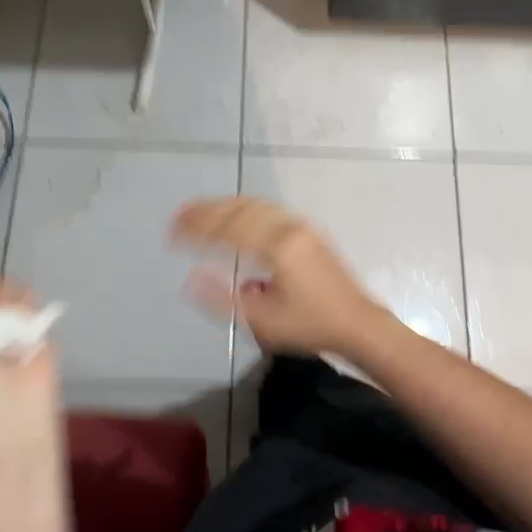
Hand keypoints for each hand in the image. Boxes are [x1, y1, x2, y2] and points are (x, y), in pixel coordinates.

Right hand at [173, 196, 391, 356]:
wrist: (358, 324)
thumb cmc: (309, 326)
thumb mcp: (262, 320)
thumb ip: (224, 299)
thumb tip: (189, 279)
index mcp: (277, 247)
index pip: (228, 229)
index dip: (197, 228)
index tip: (172, 231)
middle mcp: (288, 228)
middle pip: (240, 210)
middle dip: (207, 212)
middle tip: (179, 216)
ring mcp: (301, 226)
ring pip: (256, 206)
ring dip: (225, 207)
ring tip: (200, 211)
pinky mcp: (308, 231)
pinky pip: (270, 210)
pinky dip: (246, 208)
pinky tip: (236, 215)